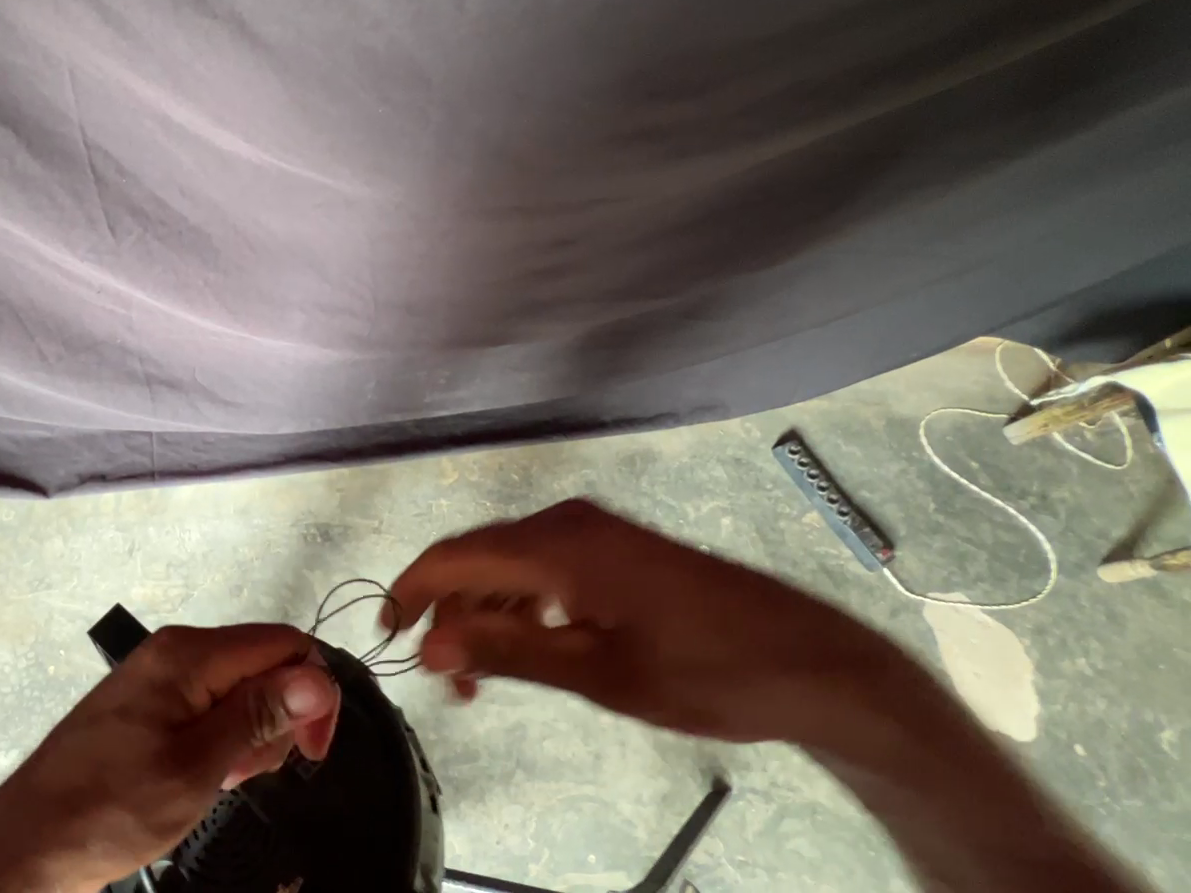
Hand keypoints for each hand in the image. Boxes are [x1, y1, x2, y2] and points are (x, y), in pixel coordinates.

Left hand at [0, 624, 339, 892]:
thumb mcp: (196, 767)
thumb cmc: (113, 806)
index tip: (311, 751)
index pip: (283, 643)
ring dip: (251, 731)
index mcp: (189, 653)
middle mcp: (178, 649)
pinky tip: (206, 771)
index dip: (314, 691)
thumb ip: (258, 715)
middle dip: (278, 715)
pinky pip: (211, 701)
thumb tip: (318, 677)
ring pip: (240, 685)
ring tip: (221, 777)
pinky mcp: (152, 699)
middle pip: (263, 662)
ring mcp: (161, 672)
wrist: (30, 840)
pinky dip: (223, 735)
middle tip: (251, 772)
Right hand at [383, 499, 924, 747]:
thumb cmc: (705, 672)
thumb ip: (506, 651)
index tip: (386, 634)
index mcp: (558, 544)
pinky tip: (525, 647)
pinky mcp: (613, 549)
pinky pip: (542, 568)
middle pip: (477, 558)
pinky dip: (520, 606)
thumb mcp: (598, 673)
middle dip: (448, 612)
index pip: (454, 555)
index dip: (410, 591)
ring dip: (483, 613)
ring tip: (478, 678)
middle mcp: (566, 523)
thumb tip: (429, 646)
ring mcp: (592, 532)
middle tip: (441, 677)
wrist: (815, 663)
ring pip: (508, 564)